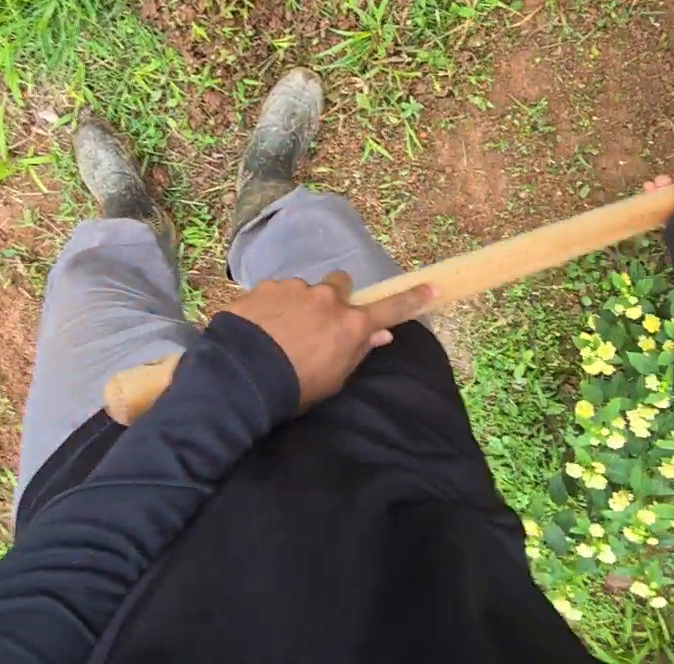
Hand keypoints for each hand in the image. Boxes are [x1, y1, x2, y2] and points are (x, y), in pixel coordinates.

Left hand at [221, 272, 436, 411]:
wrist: (240, 377)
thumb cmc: (294, 389)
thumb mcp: (333, 381)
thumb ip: (357, 352)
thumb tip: (380, 336)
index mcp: (350, 325)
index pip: (391, 308)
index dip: (413, 299)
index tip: (432, 287)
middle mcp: (328, 299)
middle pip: (341, 284)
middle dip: (334, 297)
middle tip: (316, 321)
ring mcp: (295, 289)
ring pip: (304, 290)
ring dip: (297, 305)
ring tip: (276, 332)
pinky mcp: (266, 287)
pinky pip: (275, 293)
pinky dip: (270, 308)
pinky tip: (256, 328)